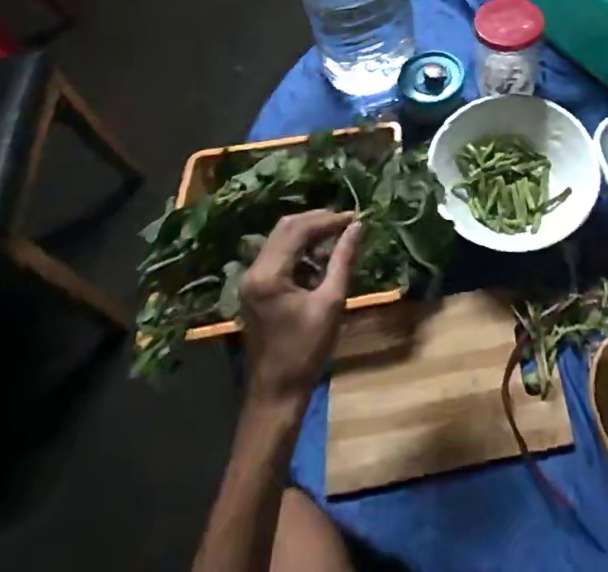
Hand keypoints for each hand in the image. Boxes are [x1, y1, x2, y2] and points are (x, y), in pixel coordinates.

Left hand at [239, 209, 362, 405]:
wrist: (277, 391)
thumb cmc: (306, 351)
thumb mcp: (331, 303)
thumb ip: (343, 261)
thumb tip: (356, 228)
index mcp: (268, 274)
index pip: (297, 230)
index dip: (327, 220)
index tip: (354, 217)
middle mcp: (253, 270)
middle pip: (285, 229)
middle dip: (317, 223)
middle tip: (347, 223)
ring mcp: (251, 279)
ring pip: (280, 241)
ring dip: (308, 237)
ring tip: (338, 240)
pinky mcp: (255, 289)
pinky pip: (278, 258)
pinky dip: (300, 254)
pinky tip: (321, 262)